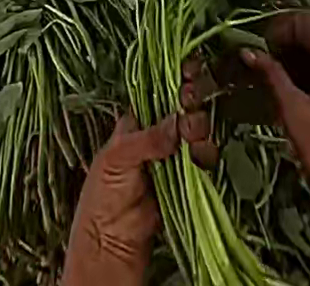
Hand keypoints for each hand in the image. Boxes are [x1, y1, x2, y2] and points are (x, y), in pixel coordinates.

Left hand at [62, 69, 215, 285]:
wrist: (110, 241)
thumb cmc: (103, 192)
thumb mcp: (117, 157)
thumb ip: (148, 138)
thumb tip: (178, 119)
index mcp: (140, 117)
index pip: (161, 87)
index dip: (177, 75)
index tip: (189, 69)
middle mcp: (160, 128)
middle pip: (185, 103)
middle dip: (193, 98)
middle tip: (190, 100)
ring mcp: (176, 151)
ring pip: (197, 127)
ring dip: (200, 126)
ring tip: (193, 135)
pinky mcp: (189, 174)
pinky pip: (204, 157)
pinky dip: (206, 153)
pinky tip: (200, 154)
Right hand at [242, 12, 309, 224]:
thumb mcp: (296, 113)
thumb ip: (273, 76)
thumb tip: (247, 51)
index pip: (309, 21)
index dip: (281, 26)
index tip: (259, 44)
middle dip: (289, 33)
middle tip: (263, 51)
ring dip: (298, 48)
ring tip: (272, 67)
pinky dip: (309, 62)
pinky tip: (290, 81)